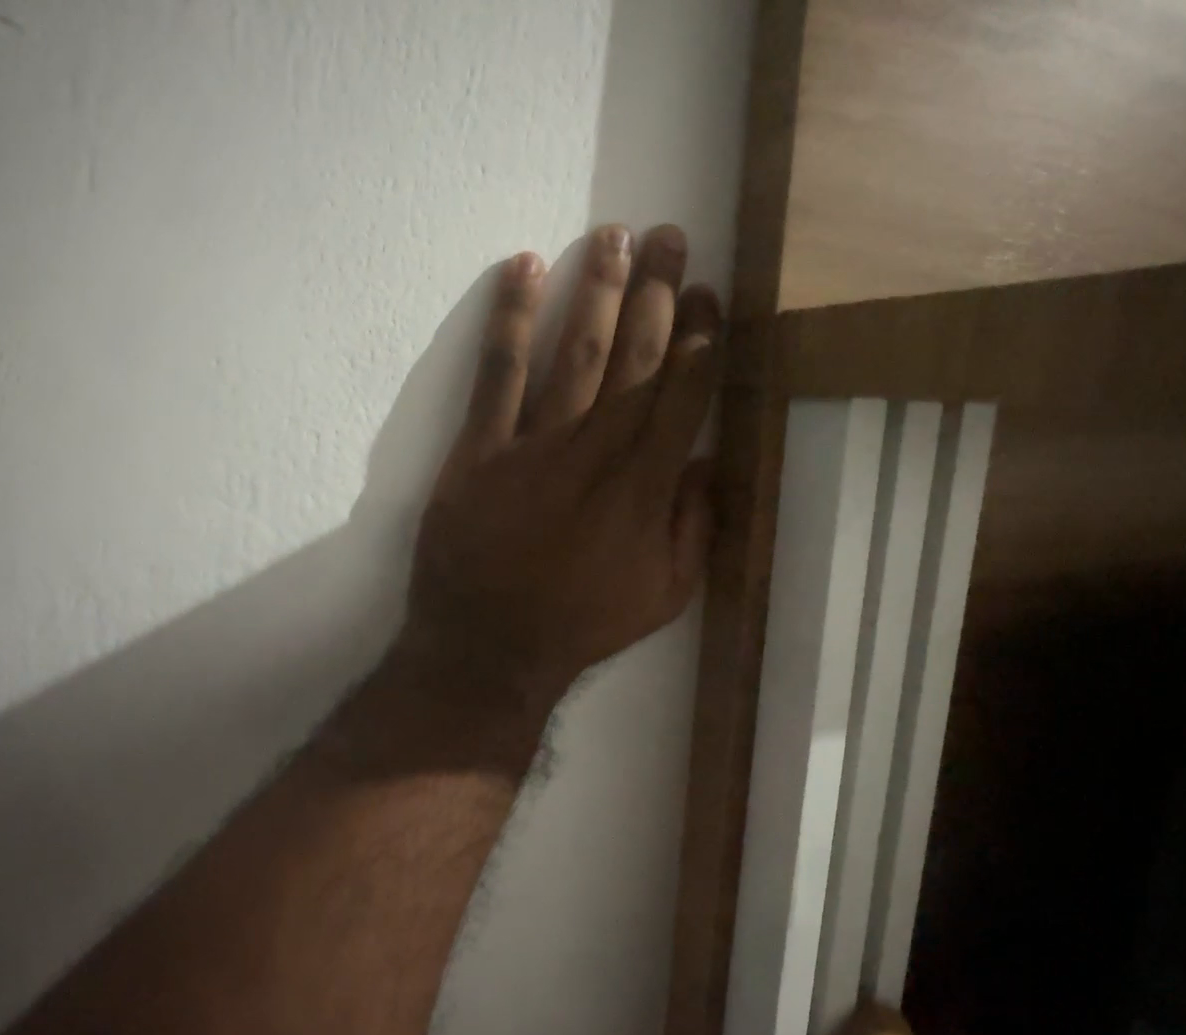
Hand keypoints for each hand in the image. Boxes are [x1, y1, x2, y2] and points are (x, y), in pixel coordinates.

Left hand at [401, 223, 723, 706]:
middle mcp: (596, 453)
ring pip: (574, 352)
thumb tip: (706, 460)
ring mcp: (534, 447)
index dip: (698, 340)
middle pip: (634, 359)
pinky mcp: (479, 449)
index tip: (707, 295)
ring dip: (596, 289)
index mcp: (645, 489)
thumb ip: (694, 528)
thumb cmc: (579, 625)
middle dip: (656, 293)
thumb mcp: (664, 597)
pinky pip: (497, 373)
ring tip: (613, 234)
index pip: (681, 396)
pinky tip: (524, 268)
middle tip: (668, 237)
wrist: (486, 649)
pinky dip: (510, 318)